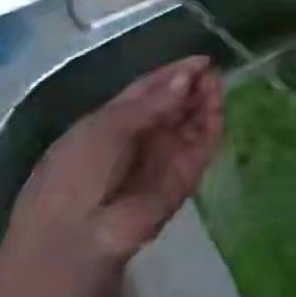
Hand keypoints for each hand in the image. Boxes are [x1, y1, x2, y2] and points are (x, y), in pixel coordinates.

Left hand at [5, 55, 225, 267]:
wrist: (79, 237)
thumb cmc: (77, 176)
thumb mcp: (105, 128)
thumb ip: (151, 103)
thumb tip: (186, 79)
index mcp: (111, 124)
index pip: (148, 92)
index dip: (173, 74)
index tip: (201, 59)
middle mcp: (141, 138)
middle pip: (174, 105)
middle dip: (192, 86)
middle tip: (213, 70)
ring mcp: (165, 158)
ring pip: (193, 123)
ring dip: (206, 102)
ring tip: (217, 84)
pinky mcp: (187, 177)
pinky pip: (204, 145)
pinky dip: (213, 125)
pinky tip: (218, 106)